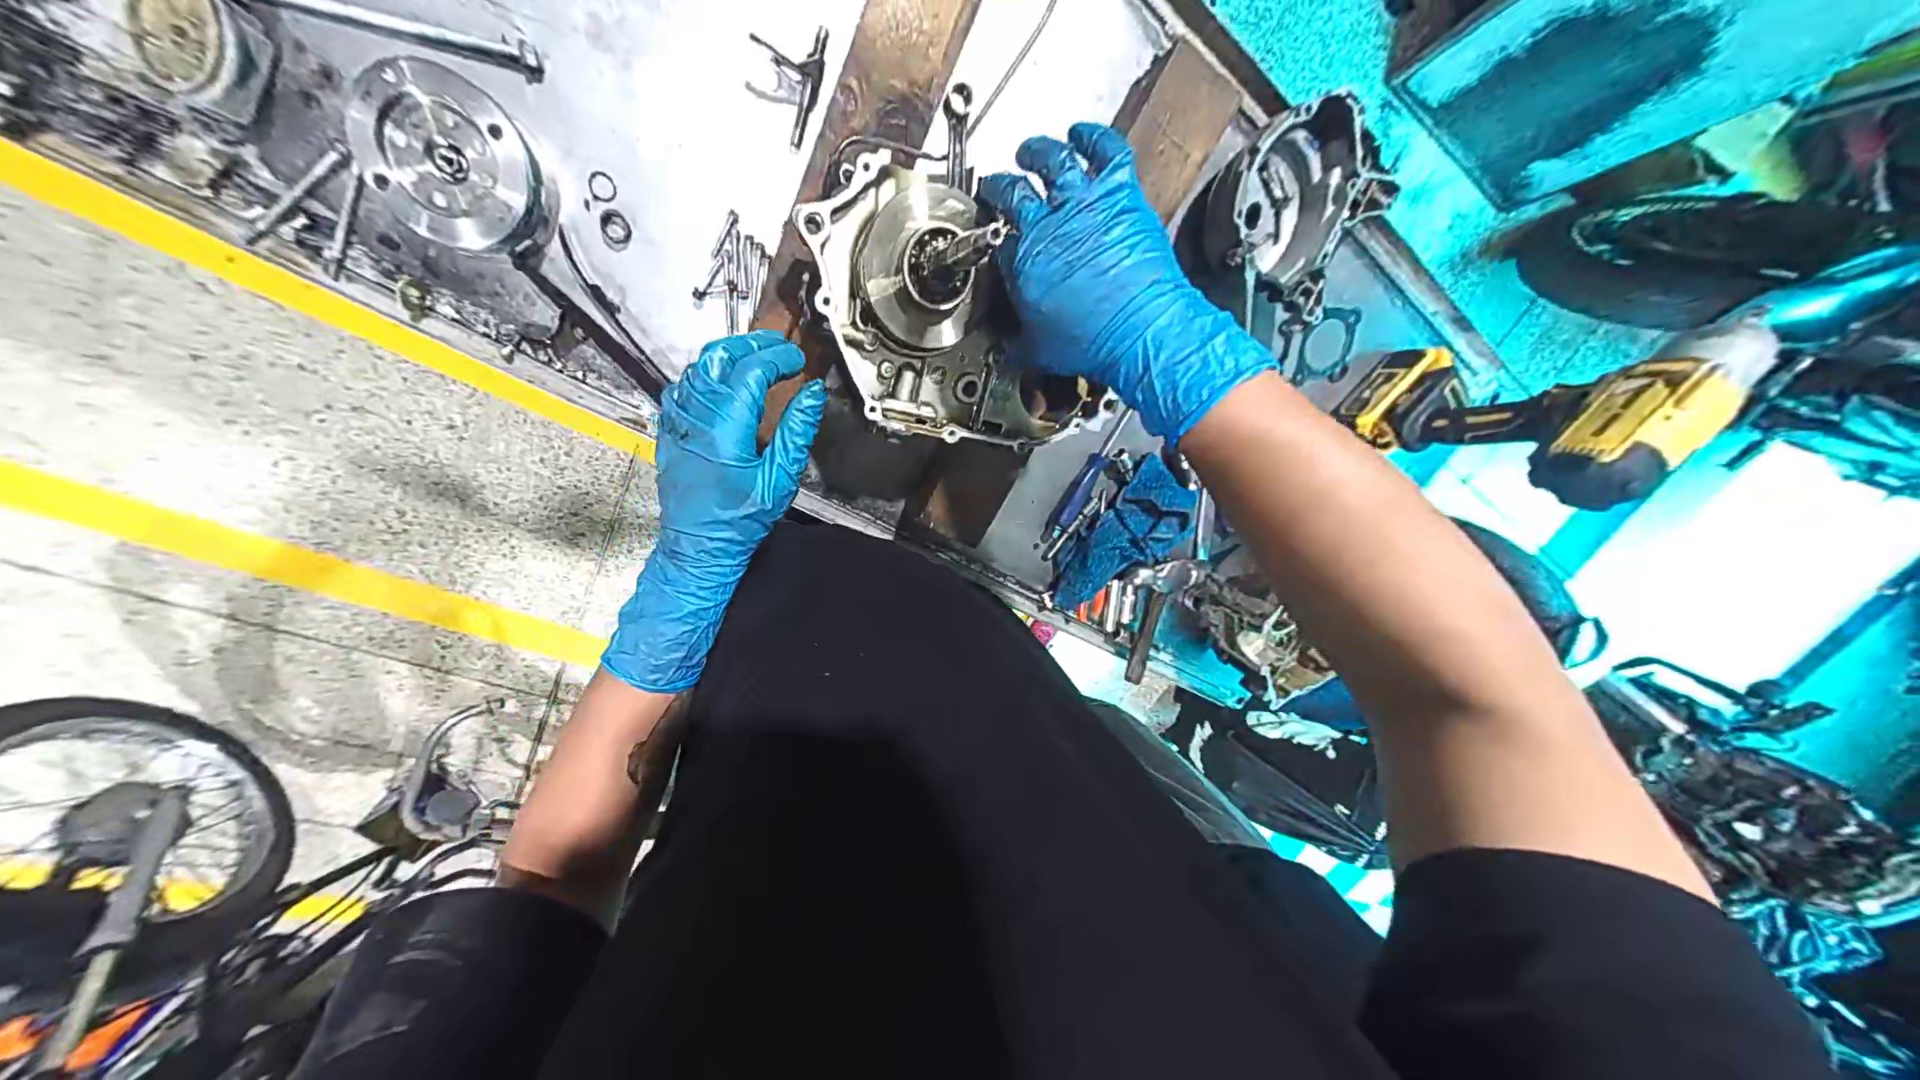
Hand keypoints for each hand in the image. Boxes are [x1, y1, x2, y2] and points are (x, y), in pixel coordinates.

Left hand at [601, 331, 827, 692]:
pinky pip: (683, 388)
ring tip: (755, 358)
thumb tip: (812, 397)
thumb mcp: (780, 478)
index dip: (777, 358)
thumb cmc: (737, 521)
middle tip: (777, 347)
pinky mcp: (670, 431)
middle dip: (751, 345)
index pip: (750, 371)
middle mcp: (695, 419)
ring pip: (697, 369)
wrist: (700, 546)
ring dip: (728, 356)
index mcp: (725, 428)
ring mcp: (678, 423)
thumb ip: (797, 431)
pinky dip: (706, 374)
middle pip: (718, 358)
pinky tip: (721, 380)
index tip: (795, 360)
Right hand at [978, 123, 1272, 439]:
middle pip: (1012, 192)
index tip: (999, 235)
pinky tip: (1083, 133)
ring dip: (1038, 151)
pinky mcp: (1119, 193)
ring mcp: (1082, 204)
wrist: (1141, 332)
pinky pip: (1104, 150)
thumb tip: (1012, 352)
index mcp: (1023, 262)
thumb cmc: (1094, 342)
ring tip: (1032, 150)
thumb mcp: (1040, 350)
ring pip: (1051, 160)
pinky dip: (1093, 137)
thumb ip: (1021, 344)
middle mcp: (1046, 226)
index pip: (999, 239)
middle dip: (1001, 186)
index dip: (996, 235)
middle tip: (1000, 185)